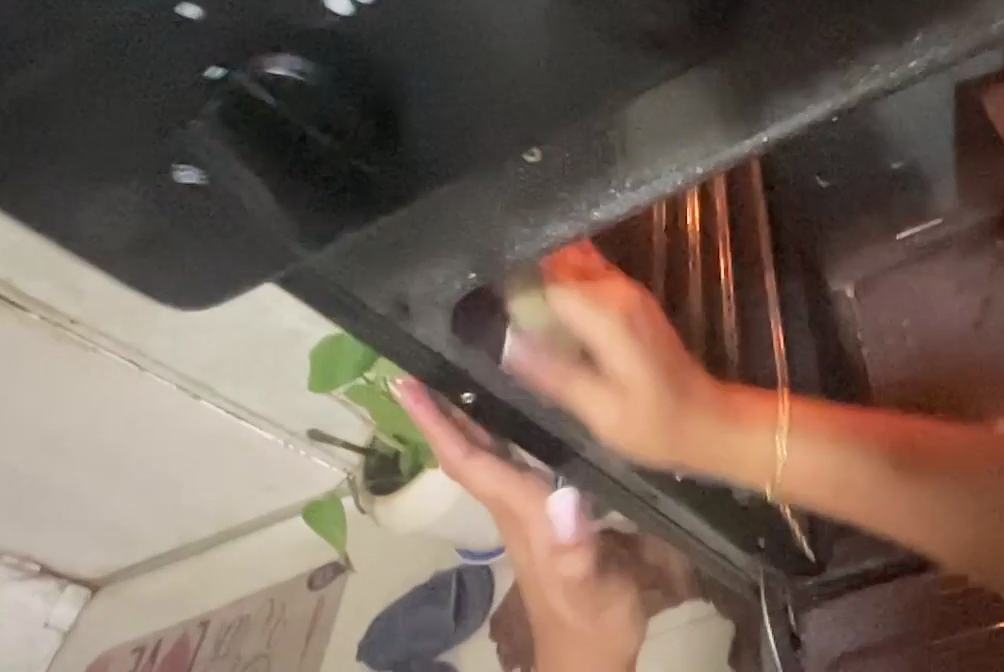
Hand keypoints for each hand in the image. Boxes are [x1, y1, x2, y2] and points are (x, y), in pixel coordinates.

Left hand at [394, 378, 644, 671]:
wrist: (591, 655)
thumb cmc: (594, 619)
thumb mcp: (594, 588)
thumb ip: (576, 552)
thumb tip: (564, 501)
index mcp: (521, 511)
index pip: (469, 461)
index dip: (438, 423)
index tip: (408, 385)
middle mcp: (513, 505)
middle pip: (467, 452)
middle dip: (441, 409)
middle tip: (423, 362)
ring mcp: (523, 509)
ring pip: (484, 454)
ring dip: (464, 416)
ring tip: (460, 373)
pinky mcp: (539, 512)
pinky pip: (508, 461)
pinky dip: (498, 431)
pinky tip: (514, 411)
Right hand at [504, 242, 730, 470]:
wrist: (706, 420)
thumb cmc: (655, 424)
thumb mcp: (600, 412)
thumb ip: (554, 373)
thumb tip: (507, 342)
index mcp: (608, 314)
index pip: (547, 278)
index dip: (511, 281)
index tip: (477, 287)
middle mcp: (617, 290)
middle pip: (559, 261)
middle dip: (523, 267)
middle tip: (482, 286)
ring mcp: (627, 290)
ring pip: (573, 261)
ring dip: (541, 268)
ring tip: (501, 286)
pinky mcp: (630, 298)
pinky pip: (586, 273)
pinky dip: (561, 278)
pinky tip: (536, 298)